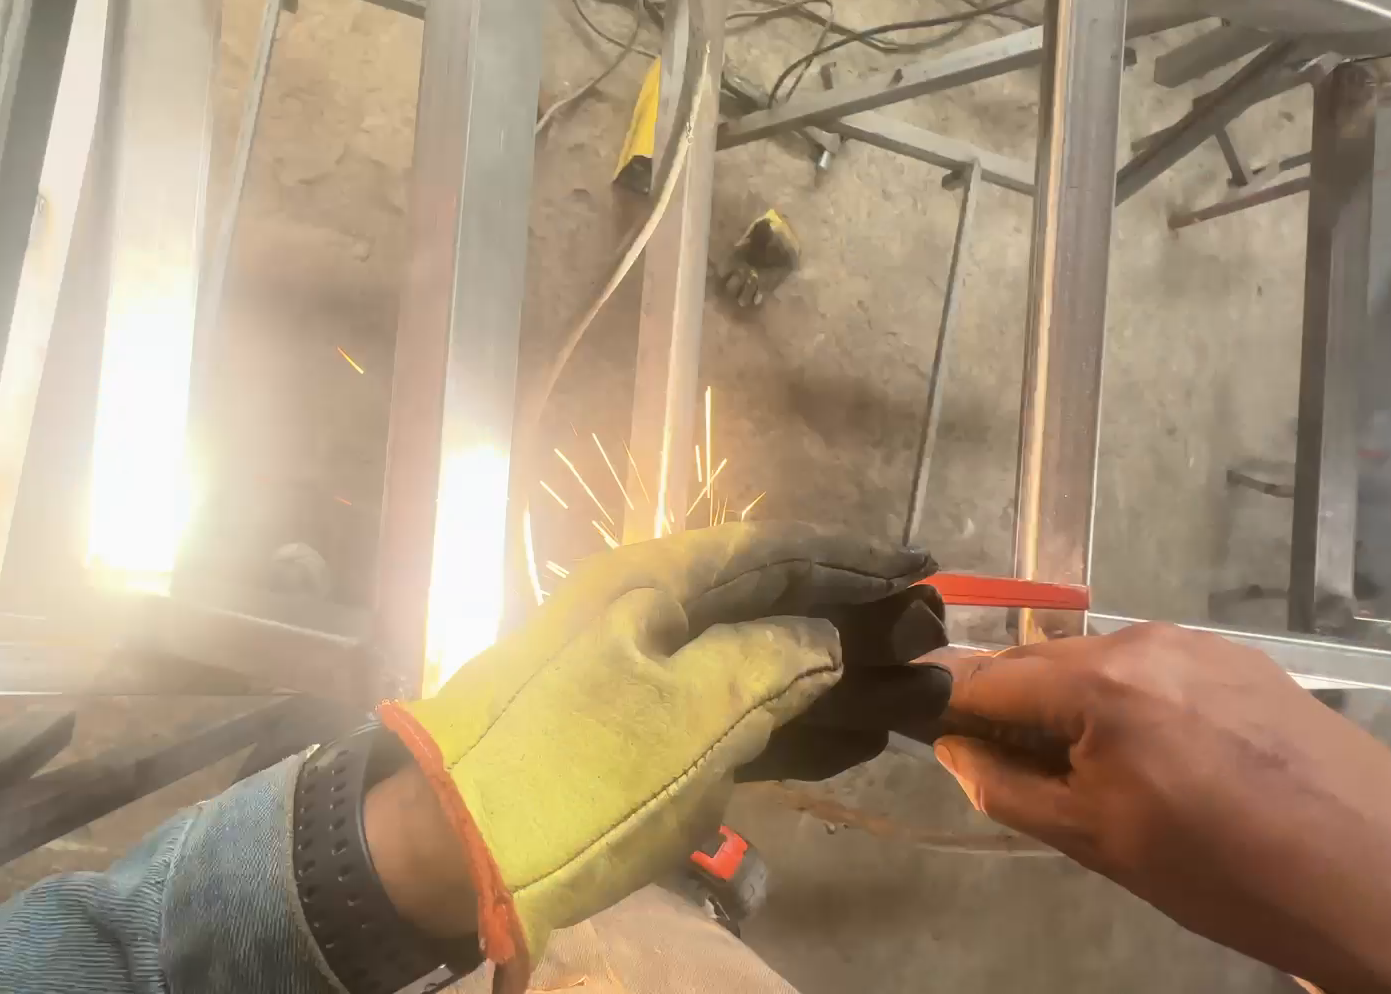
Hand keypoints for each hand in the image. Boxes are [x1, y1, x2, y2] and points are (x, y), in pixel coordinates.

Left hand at [373, 522, 932, 987]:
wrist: (461, 839)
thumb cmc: (578, 768)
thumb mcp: (688, 710)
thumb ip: (771, 658)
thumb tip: (824, 636)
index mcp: (655, 582)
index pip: (772, 550)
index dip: (852, 556)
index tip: (924, 565)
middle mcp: (654, 611)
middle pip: (772, 601)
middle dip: (854, 619)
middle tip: (930, 639)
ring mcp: (651, 671)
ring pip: (760, 657)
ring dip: (834, 675)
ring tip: (914, 692)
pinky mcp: (650, 726)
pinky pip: (736, 710)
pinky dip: (792, 722)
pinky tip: (852, 735)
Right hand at [935, 623, 1390, 993]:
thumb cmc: (1225, 875)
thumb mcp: (1093, 841)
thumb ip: (999, 785)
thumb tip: (948, 744)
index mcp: (1098, 689)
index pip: (982, 679)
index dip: (947, 702)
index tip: (932, 724)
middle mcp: (1136, 643)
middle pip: (1032, 661)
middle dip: (1009, 703)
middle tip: (1020, 755)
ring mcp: (1189, 639)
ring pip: (1086, 657)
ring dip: (1067, 695)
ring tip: (1099, 753)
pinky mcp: (1232, 650)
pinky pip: (1144, 660)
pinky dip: (1124, 690)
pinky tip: (1160, 739)